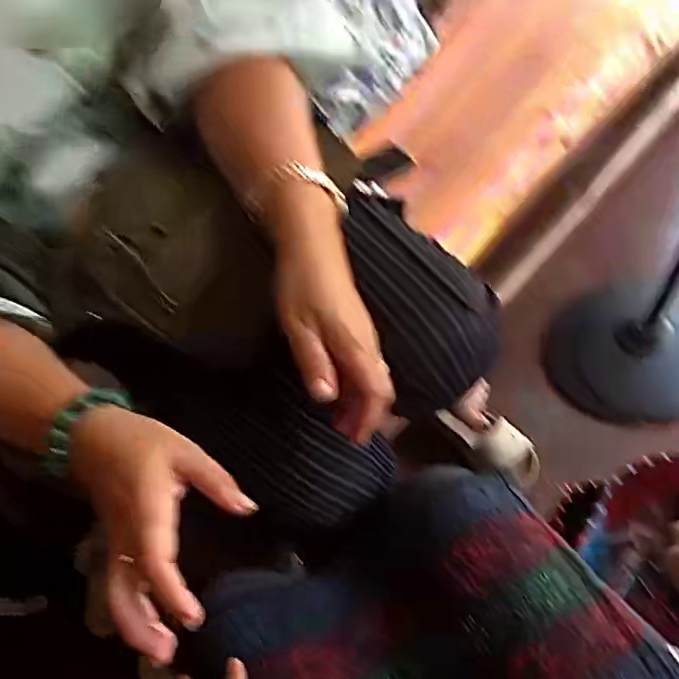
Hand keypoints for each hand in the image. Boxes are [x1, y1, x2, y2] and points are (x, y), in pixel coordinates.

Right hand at [69, 406, 255, 662]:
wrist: (90, 437)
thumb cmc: (140, 441)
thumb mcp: (185, 451)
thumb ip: (217, 481)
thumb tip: (246, 508)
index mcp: (146, 512)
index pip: (153, 559)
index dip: (169, 592)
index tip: (192, 616)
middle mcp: (126, 536)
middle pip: (121, 591)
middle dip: (139, 626)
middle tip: (167, 655)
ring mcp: (114, 544)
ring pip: (113, 594)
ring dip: (132, 626)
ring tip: (160, 653)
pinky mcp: (112, 546)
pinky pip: (116, 585)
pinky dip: (130, 611)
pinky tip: (151, 628)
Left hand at [275, 242, 394, 443]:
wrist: (314, 240)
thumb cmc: (301, 282)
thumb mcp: (298, 327)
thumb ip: (314, 363)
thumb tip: (327, 398)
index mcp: (357, 345)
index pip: (376, 393)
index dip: (369, 420)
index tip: (354, 439)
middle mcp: (370, 342)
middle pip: (381, 389)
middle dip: (366, 416)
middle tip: (344, 433)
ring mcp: (368, 333)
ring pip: (375, 377)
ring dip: (362, 401)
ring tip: (340, 417)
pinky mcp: (361, 327)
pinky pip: (368, 365)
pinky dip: (359, 384)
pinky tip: (341, 388)